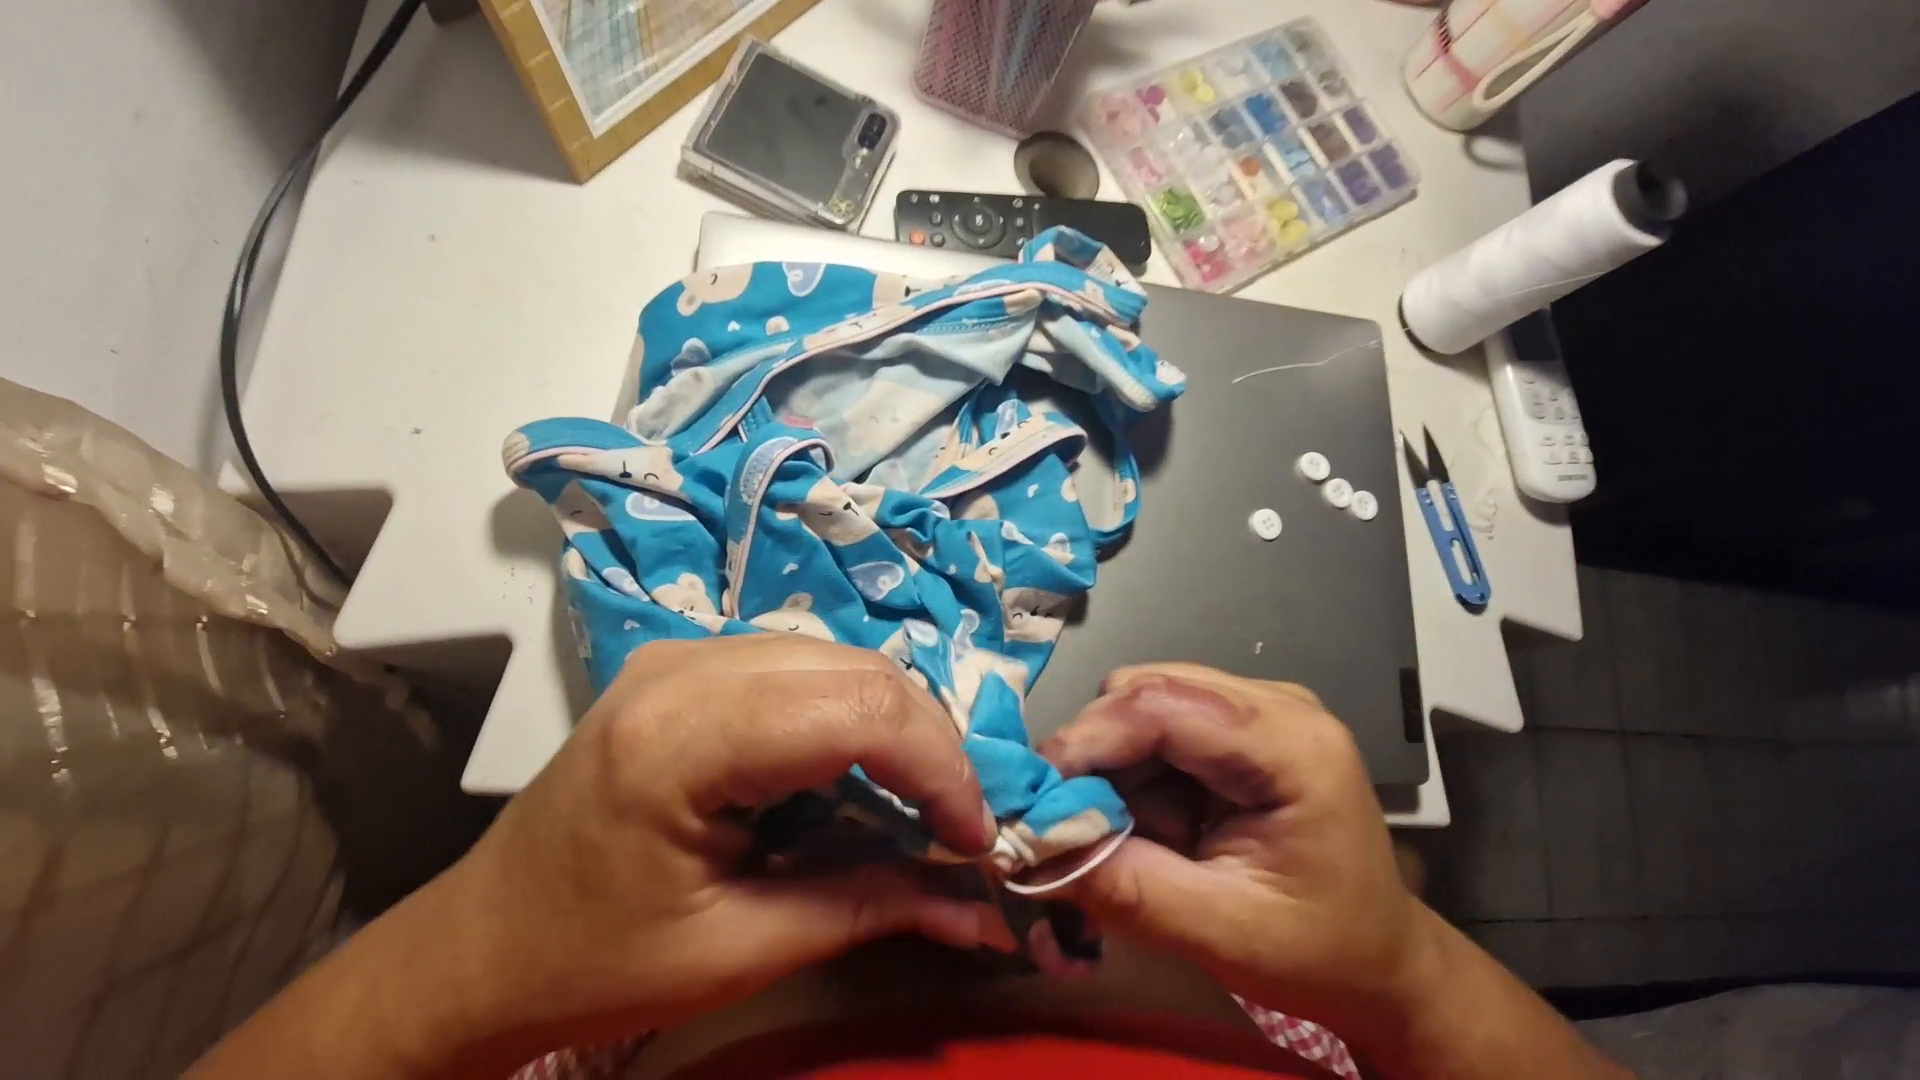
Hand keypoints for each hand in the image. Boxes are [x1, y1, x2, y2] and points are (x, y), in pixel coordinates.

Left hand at [403, 636, 1011, 1067]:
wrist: (480, 946)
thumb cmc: (594, 963)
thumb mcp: (739, 951)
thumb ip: (868, 907)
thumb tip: (979, 910)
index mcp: (682, 738)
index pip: (856, 710)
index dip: (939, 768)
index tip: (974, 840)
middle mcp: (685, 667)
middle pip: (856, 669)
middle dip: (927, 742)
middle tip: (956, 823)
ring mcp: (682, 654)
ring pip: (836, 658)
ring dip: (894, 723)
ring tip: (917, 799)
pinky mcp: (686, 665)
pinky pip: (801, 666)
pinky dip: (850, 713)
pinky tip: (858, 768)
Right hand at [1038, 664, 1437, 1039]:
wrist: (1378, 960)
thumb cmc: (1318, 951)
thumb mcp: (1222, 934)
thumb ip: (1127, 889)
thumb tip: (1033, 849)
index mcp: (1292, 744)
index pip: (1162, 703)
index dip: (1086, 740)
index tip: (1032, 796)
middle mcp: (1274, 704)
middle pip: (1146, 692)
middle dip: (1093, 754)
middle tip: (1067, 822)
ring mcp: (1257, 709)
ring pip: (1141, 704)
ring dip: (1111, 767)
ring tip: (1121, 834)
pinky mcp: (1237, 726)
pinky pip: (1156, 728)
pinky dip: (1131, 773)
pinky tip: (1150, 824)